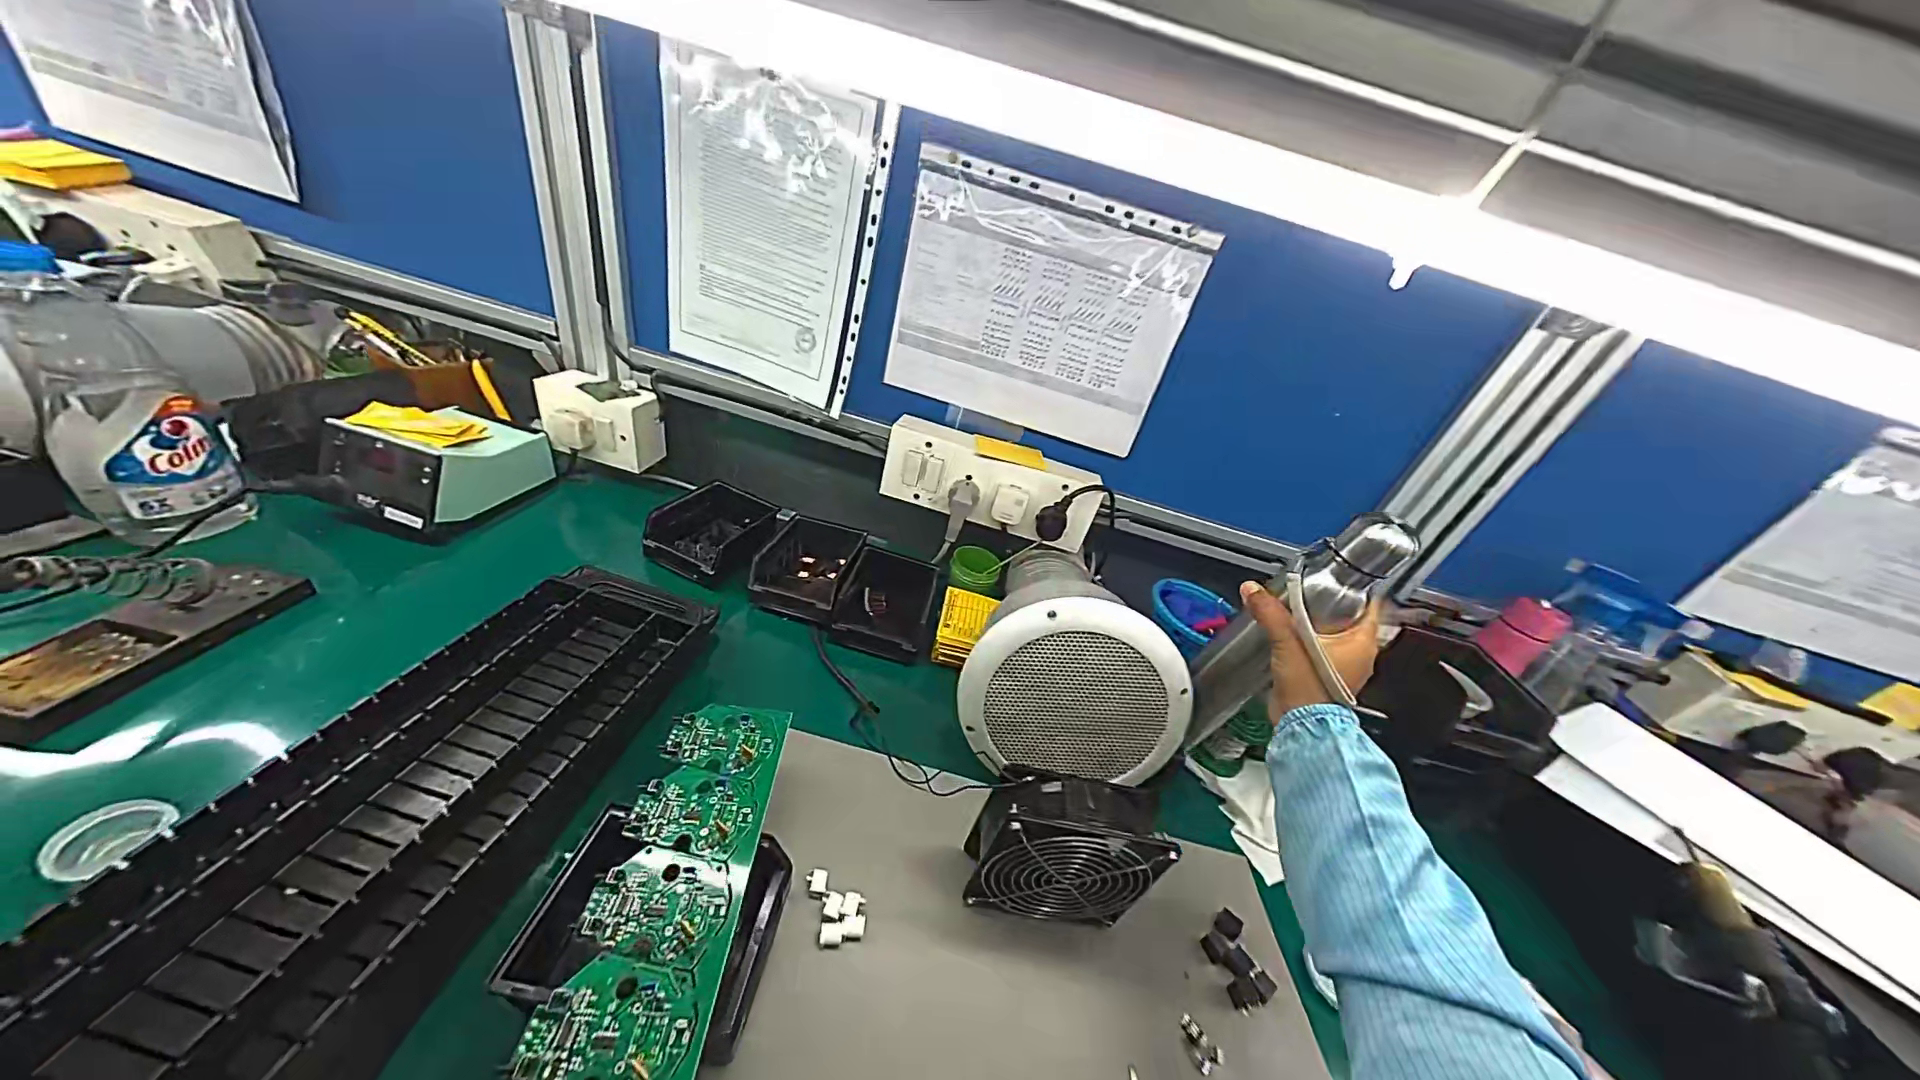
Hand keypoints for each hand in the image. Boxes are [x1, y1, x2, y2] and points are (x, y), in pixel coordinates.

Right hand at [1238, 580, 1382, 714]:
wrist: (1301, 725)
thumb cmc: (1310, 689)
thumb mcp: (1288, 643)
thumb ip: (1271, 614)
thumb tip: (1253, 590)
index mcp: (1363, 642)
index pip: (1369, 605)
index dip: (1353, 589)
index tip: (1335, 578)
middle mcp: (1359, 654)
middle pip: (1348, 618)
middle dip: (1328, 604)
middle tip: (1307, 592)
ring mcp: (1343, 667)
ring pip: (1333, 635)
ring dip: (1316, 624)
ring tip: (1294, 612)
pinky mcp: (1325, 677)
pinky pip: (1320, 651)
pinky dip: (1308, 642)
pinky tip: (1290, 638)